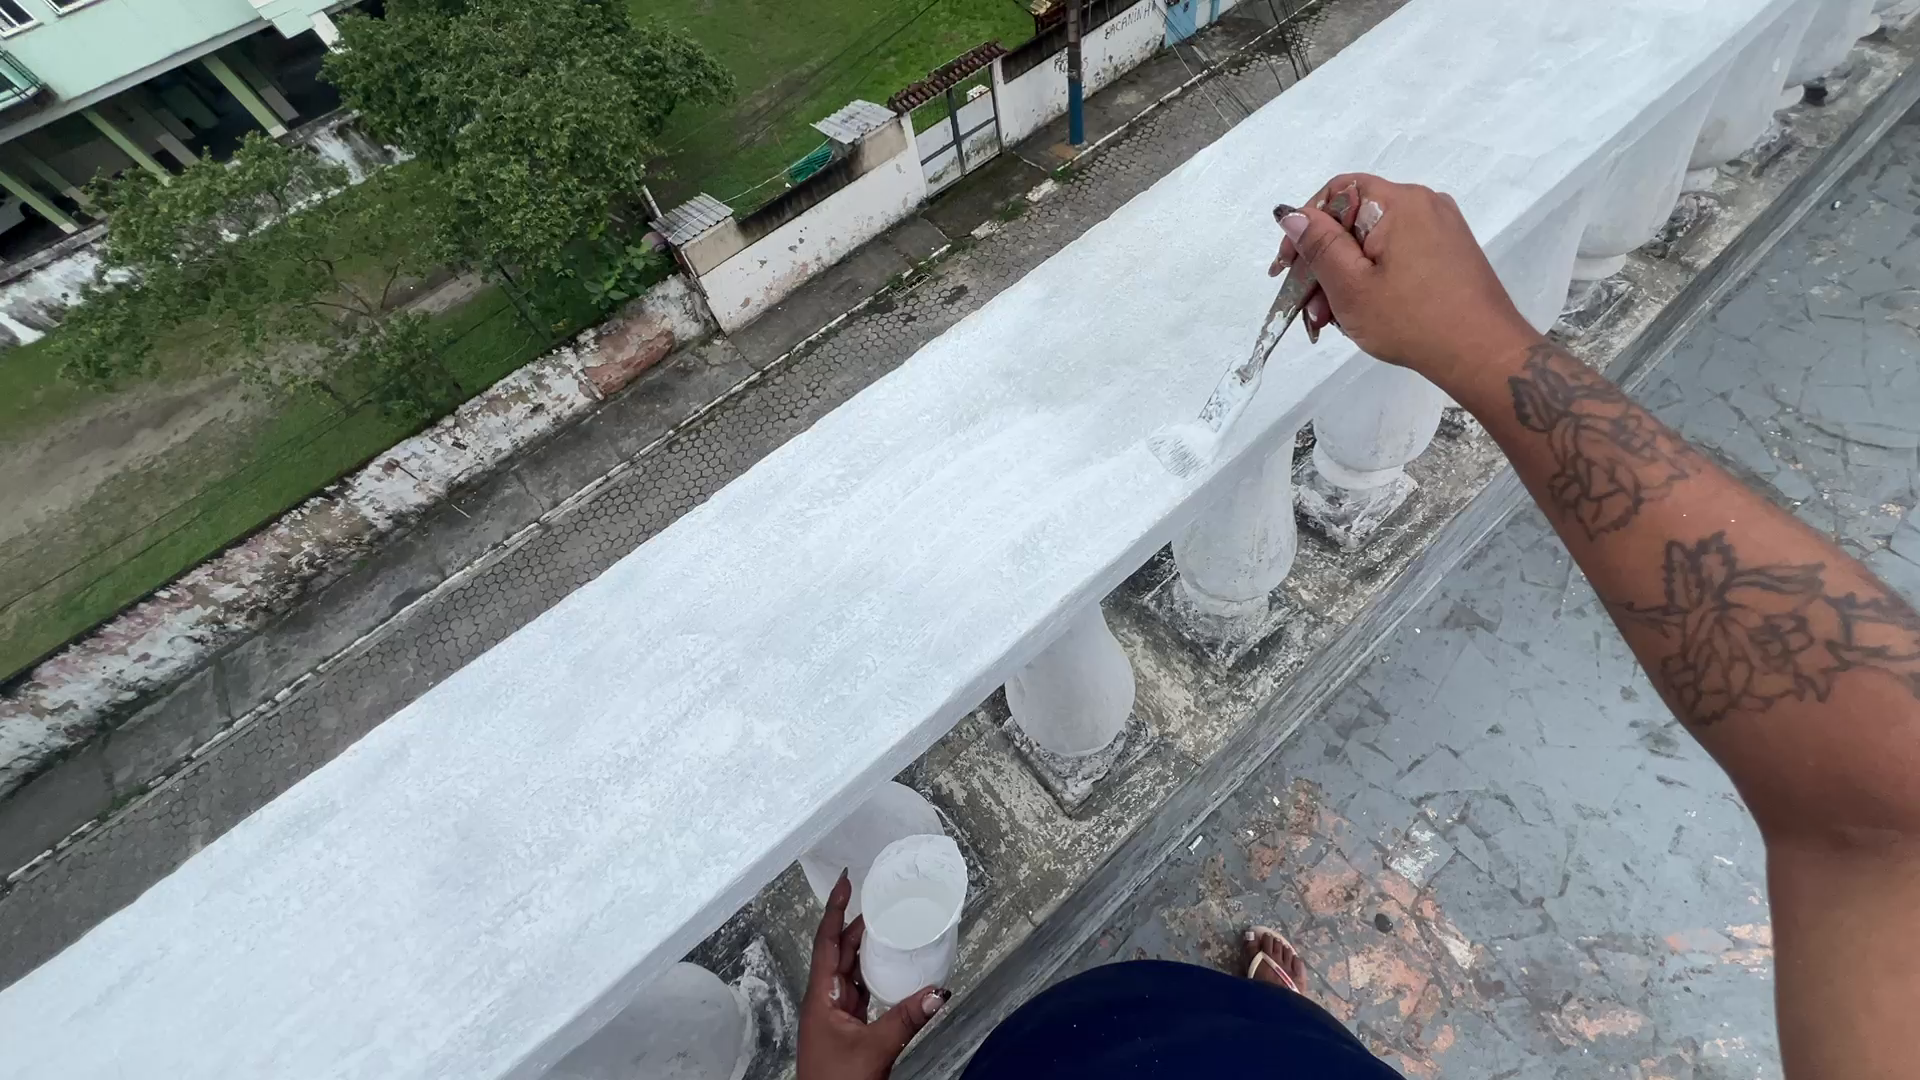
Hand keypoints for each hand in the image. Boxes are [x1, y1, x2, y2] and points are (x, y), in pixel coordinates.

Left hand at [795, 871, 948, 1079]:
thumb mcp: (875, 1050)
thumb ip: (906, 1018)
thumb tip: (939, 991)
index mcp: (820, 997)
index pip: (825, 941)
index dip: (834, 908)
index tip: (845, 879)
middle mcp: (824, 999)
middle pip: (838, 950)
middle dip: (854, 922)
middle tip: (879, 898)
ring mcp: (834, 1014)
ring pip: (849, 969)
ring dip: (864, 946)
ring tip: (887, 923)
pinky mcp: (847, 1028)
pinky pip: (859, 988)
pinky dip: (873, 972)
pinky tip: (891, 965)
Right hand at [1271, 173, 1536, 391]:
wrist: (1479, 350)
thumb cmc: (1409, 318)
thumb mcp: (1350, 285)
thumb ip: (1319, 245)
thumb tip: (1291, 213)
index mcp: (1399, 203)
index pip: (1338, 192)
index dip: (1304, 225)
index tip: (1287, 267)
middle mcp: (1422, 205)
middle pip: (1353, 220)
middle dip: (1321, 262)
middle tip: (1306, 306)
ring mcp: (1438, 228)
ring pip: (1370, 242)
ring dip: (1341, 277)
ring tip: (1329, 319)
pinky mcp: (1445, 251)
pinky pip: (1392, 254)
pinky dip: (1368, 278)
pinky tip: (1357, 311)